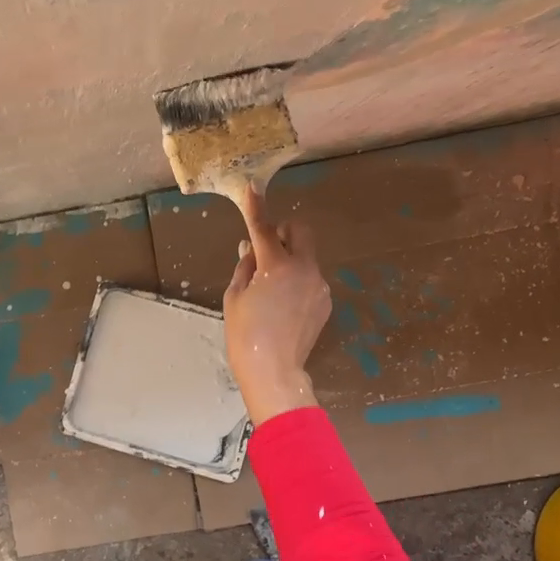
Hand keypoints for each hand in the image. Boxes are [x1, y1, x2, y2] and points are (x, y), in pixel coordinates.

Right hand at [223, 188, 331, 423]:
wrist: (273, 370)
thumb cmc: (244, 334)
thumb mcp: (235, 297)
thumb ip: (245, 266)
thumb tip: (250, 248)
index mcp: (276, 265)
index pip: (264, 229)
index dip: (255, 209)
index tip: (251, 189)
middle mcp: (304, 269)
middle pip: (301, 231)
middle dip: (285, 232)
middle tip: (265, 250)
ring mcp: (319, 285)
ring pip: (306, 257)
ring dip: (289, 261)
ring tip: (271, 291)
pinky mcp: (325, 301)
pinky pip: (310, 280)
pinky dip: (296, 283)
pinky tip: (283, 307)